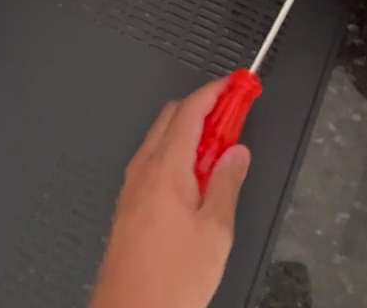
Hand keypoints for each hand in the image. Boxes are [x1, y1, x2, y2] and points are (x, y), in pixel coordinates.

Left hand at [91, 78, 251, 307]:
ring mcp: (133, 185)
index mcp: (166, 168)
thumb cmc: (167, 282)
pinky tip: (194, 174)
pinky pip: (153, 158)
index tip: (234, 84)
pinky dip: (176, 150)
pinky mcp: (129, 202)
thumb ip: (228, 184)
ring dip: (189, 129)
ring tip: (220, 147)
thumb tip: (237, 155)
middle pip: (173, 115)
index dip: (215, 91)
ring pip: (161, 136)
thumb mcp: (216, 232)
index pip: (191, 109)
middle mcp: (144, 169)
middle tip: (232, 113)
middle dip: (204, 106)